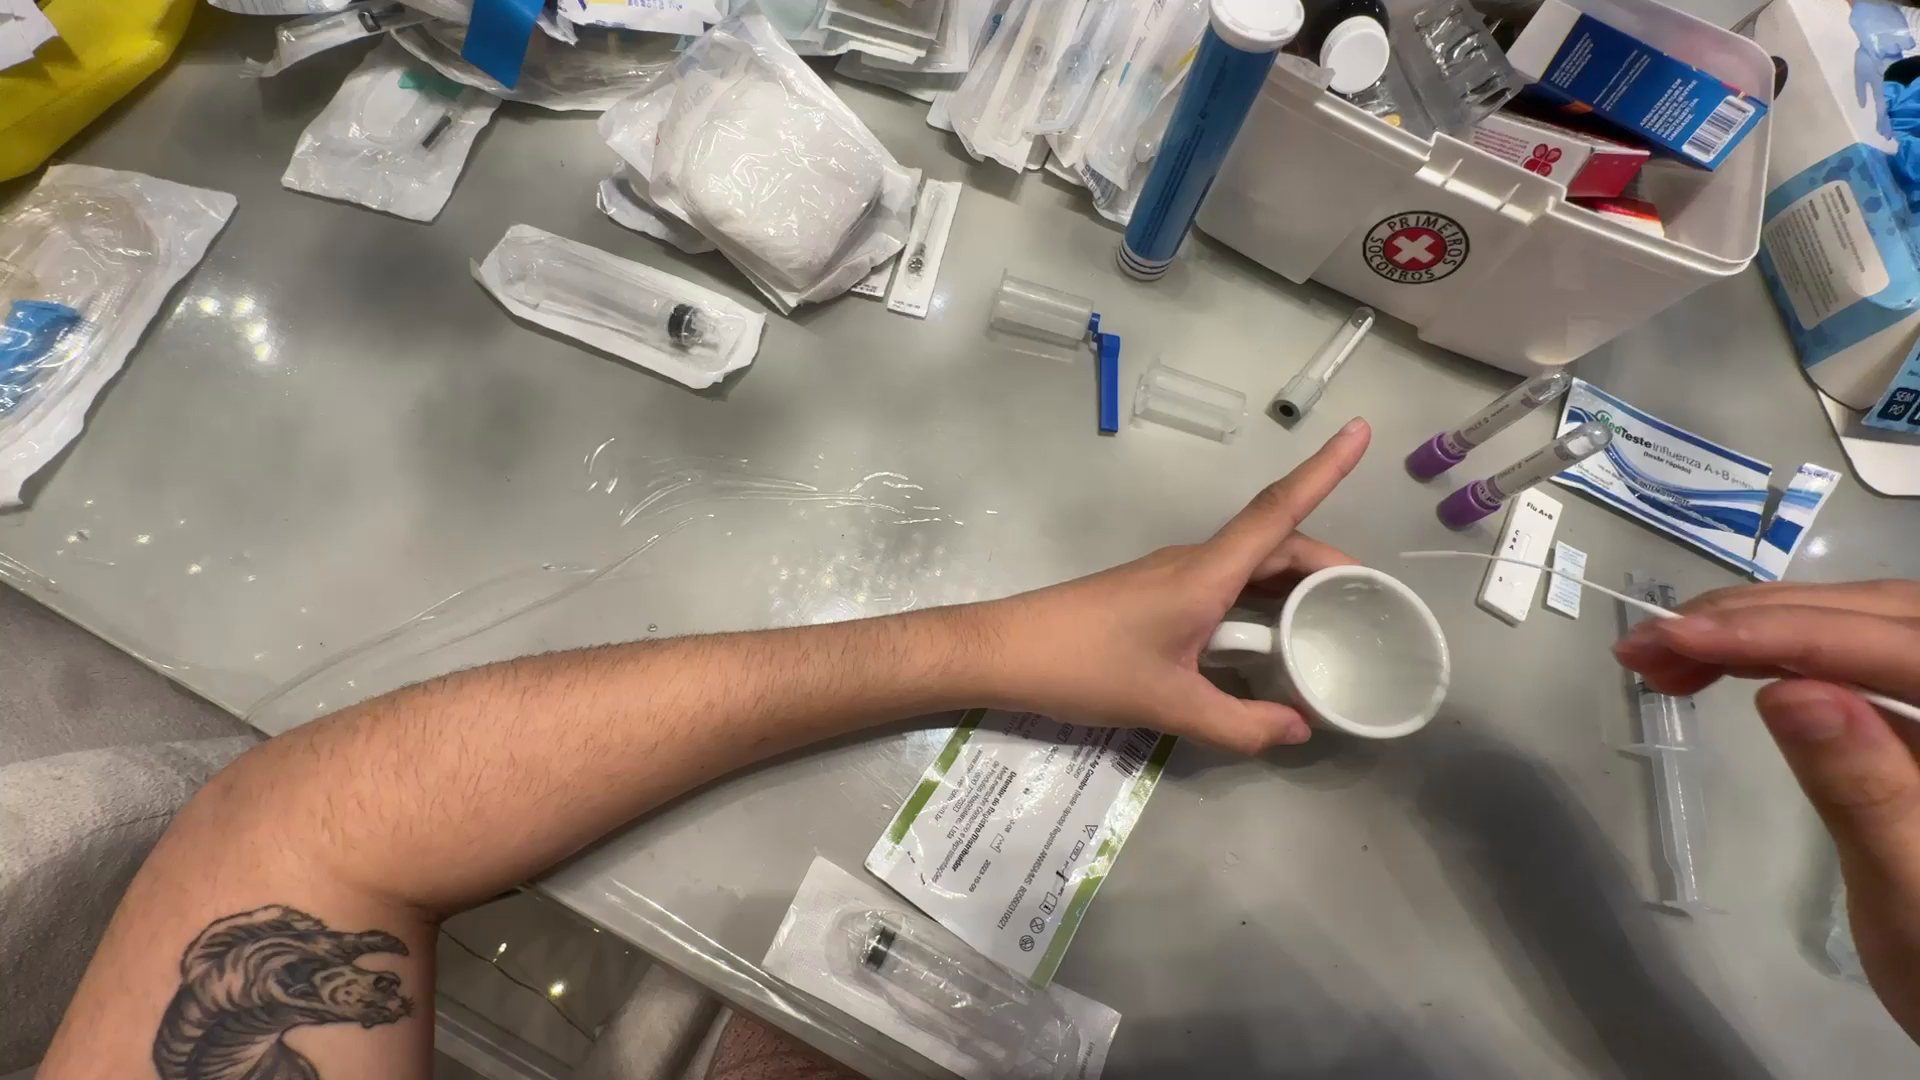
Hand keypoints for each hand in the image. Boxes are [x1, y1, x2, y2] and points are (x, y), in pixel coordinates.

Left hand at [987, 418, 1370, 752]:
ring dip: (1288, 584)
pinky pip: (1220, 585)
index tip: (1361, 429)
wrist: (1008, 650)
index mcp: (1205, 573)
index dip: (1324, 469)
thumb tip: (1298, 729)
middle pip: (1272, 542)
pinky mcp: (1152, 593)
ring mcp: (1169, 576)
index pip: (1276, 510)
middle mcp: (1192, 562)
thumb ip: (1240, 724)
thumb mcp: (1169, 704)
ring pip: (1245, 565)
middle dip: (1325, 563)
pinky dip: (1254, 602)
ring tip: (1327, 623)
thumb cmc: (1086, 667)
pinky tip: (1262, 640)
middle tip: (1367, 602)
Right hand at [1613, 581, 1919, 1041]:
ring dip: (1751, 626)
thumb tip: (1794, 696)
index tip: (1676, 637)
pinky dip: (1769, 646)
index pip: (1904, 650)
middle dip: (1754, 619)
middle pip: (1885, 616)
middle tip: (1648, 645)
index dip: (1786, 633)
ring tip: (1662, 655)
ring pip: (1862, 621)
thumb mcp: (1915, 898)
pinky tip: (1717, 664)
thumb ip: (1869, 792)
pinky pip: (1851, 651)